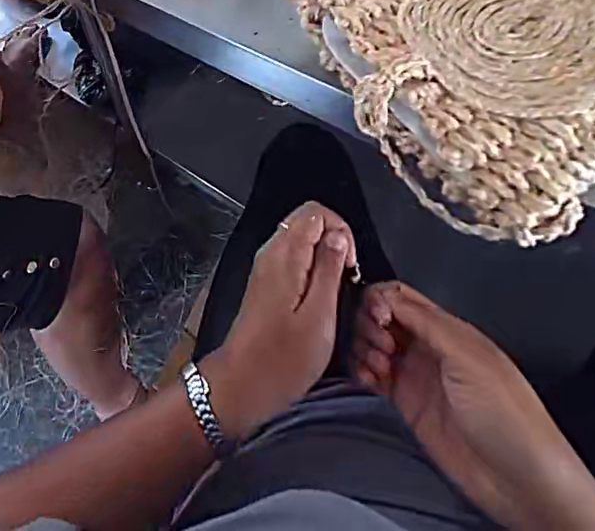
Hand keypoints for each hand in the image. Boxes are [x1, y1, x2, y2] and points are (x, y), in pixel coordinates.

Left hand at [199, 202, 355, 440]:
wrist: (243, 382)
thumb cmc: (284, 357)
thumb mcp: (319, 316)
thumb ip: (329, 269)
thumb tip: (339, 236)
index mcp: (284, 254)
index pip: (315, 212)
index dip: (340, 231)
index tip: (350, 266)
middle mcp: (271, 251)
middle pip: (307, 221)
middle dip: (334, 241)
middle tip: (347, 279)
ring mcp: (266, 265)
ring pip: (301, 238)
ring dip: (324, 256)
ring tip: (336, 291)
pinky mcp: (266, 280)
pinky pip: (294, 257)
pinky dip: (312, 267)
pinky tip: (319, 298)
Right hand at [352, 282, 594, 530]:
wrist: (526, 486)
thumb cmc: (515, 422)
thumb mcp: (470, 358)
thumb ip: (426, 323)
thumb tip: (387, 295)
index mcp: (449, 329)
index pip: (401, 296)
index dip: (381, 300)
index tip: (376, 317)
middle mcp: (430, 348)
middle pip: (381, 316)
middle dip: (369, 323)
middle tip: (380, 343)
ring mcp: (418, 376)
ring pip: (373, 343)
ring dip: (364, 347)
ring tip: (376, 364)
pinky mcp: (409, 404)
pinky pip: (374, 376)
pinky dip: (362, 371)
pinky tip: (367, 379)